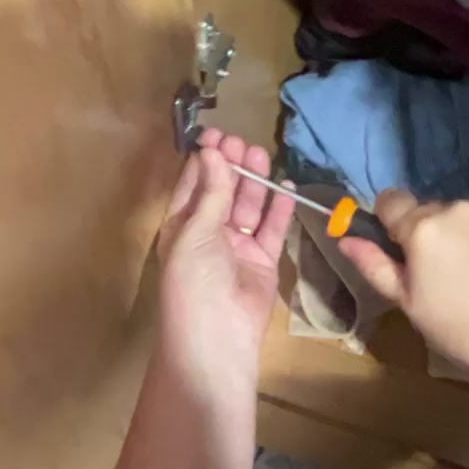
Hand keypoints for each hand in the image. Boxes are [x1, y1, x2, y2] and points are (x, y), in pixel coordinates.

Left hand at [154, 128, 296, 399]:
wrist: (217, 334)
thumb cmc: (193, 280)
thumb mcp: (194, 232)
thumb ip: (211, 194)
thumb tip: (214, 154)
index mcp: (181, 227)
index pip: (194, 186)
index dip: (205, 161)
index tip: (217, 135)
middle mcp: (208, 234)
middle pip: (223, 192)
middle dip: (232, 167)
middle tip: (243, 142)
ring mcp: (237, 247)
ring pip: (248, 207)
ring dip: (255, 182)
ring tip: (262, 155)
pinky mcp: (263, 260)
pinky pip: (272, 229)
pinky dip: (279, 209)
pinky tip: (286, 185)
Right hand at [338, 190, 468, 383]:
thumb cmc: (456, 326)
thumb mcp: (407, 301)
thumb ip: (374, 264)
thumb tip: (345, 239)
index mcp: (421, 227)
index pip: (390, 200)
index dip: (391, 223)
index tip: (401, 248)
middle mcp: (455, 208)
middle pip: (428, 210)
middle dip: (428, 232)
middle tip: (440, 272)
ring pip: (461, 215)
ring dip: (460, 233)